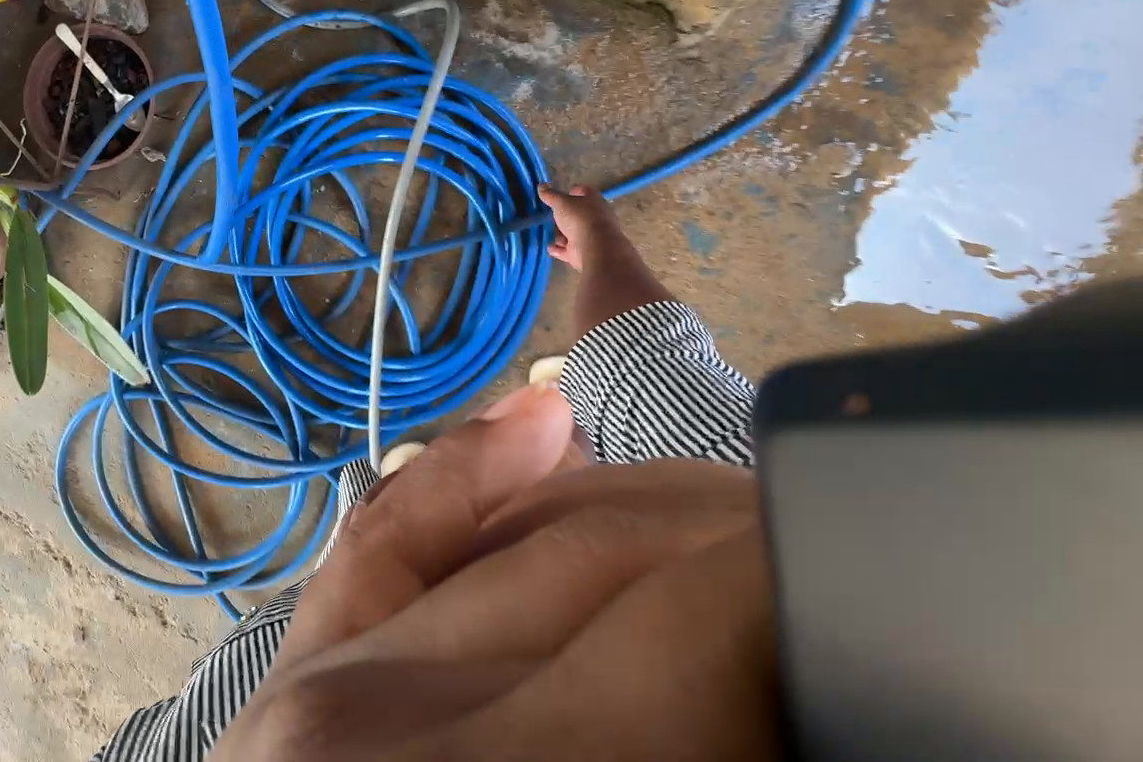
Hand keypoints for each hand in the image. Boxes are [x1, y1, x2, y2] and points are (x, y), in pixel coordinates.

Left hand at [212, 385, 777, 760]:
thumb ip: (738, 758)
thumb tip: (818, 689)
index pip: (693, 615)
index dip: (797, 578)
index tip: (864, 583)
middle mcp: (392, 730)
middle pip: (602, 557)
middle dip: (731, 539)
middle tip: (819, 562)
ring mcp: (317, 692)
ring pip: (508, 537)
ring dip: (629, 504)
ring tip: (726, 502)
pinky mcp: (286, 685)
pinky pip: (383, 542)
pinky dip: (464, 473)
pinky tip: (536, 423)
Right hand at [538, 184, 623, 270]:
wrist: (595, 248)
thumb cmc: (579, 219)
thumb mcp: (561, 203)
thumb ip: (550, 195)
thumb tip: (541, 184)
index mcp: (593, 201)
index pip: (584, 191)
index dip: (572, 191)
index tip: (560, 195)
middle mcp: (595, 216)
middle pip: (576, 214)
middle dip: (562, 217)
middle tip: (552, 218)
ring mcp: (591, 235)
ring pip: (571, 232)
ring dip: (560, 234)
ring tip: (555, 235)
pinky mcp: (584, 250)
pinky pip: (568, 248)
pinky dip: (559, 248)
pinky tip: (551, 247)